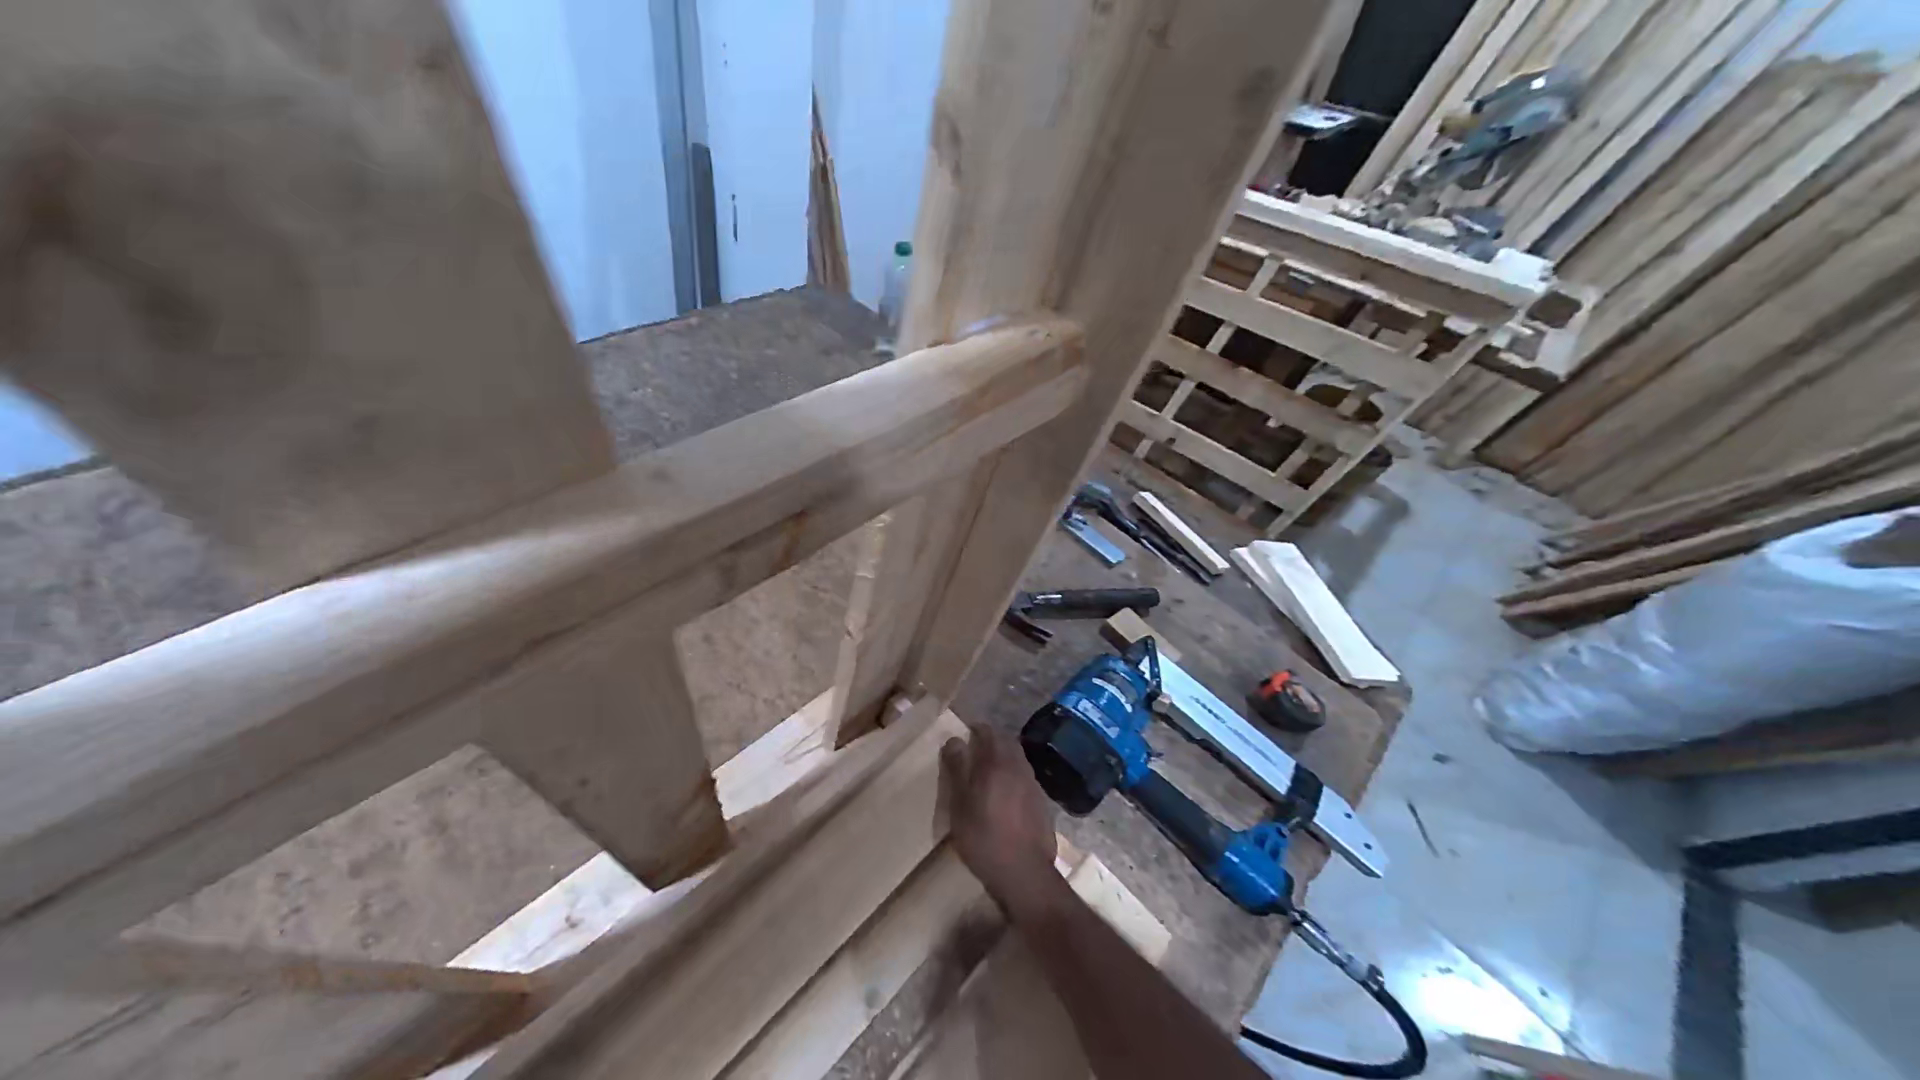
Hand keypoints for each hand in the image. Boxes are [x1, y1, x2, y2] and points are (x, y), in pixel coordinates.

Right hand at [940, 724, 1061, 919]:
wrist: (1024, 872)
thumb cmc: (983, 838)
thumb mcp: (960, 805)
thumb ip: (957, 769)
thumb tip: (954, 740)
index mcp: (997, 763)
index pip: (989, 732)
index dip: (977, 729)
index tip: (965, 732)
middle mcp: (1019, 768)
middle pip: (1007, 743)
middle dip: (992, 741)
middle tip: (975, 749)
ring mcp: (1034, 785)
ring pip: (1018, 760)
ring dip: (1004, 758)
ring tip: (989, 771)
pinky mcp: (1042, 803)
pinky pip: (1025, 778)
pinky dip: (1014, 776)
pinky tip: (1005, 794)